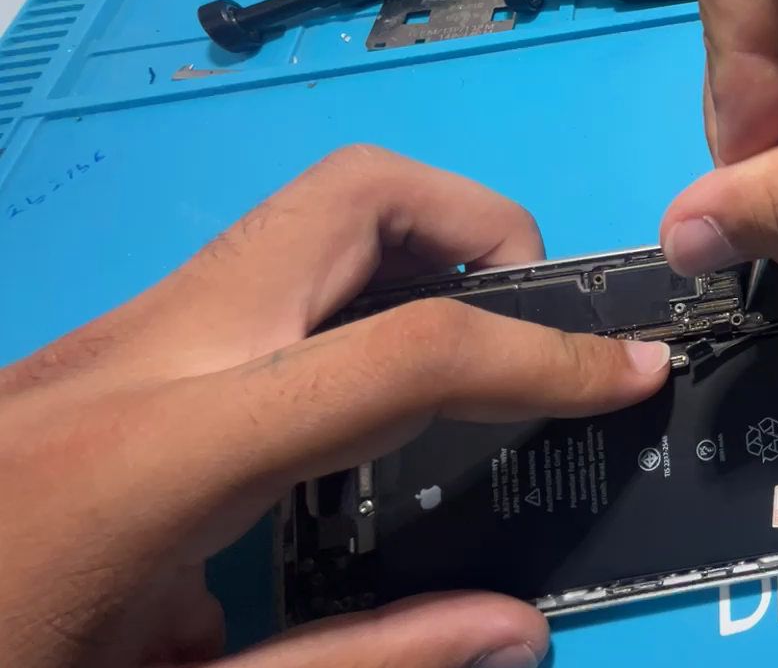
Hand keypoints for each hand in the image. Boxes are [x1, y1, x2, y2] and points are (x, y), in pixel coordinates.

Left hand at [0, 147, 671, 667]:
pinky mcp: (107, 350)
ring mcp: (114, 337)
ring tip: (474, 338)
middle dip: (483, 227)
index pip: (409, 352)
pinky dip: (373, 293)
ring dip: (432, 245)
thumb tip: (516, 629)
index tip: (634, 369)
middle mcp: (139, 353)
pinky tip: (367, 397)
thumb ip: (350, 665)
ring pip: (318, 209)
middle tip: (531, 312)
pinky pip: (282, 272)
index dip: (548, 359)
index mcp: (147, 456)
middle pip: (356, 192)